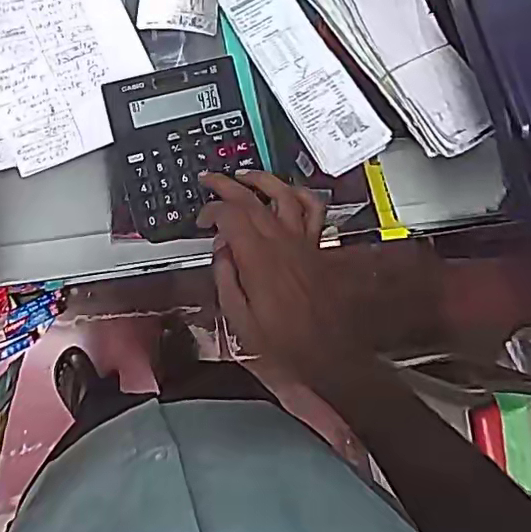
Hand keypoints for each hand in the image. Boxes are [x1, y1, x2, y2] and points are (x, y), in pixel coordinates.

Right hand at [196, 172, 357, 388]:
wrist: (327, 356)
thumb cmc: (283, 344)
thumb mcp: (240, 319)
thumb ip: (226, 279)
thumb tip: (220, 251)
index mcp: (258, 260)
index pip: (230, 216)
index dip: (211, 211)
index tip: (202, 221)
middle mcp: (282, 243)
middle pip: (252, 199)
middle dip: (226, 185)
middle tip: (209, 180)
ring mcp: (302, 242)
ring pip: (283, 194)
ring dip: (261, 180)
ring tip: (244, 175)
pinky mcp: (316, 247)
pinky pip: (313, 210)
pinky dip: (300, 194)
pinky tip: (288, 190)